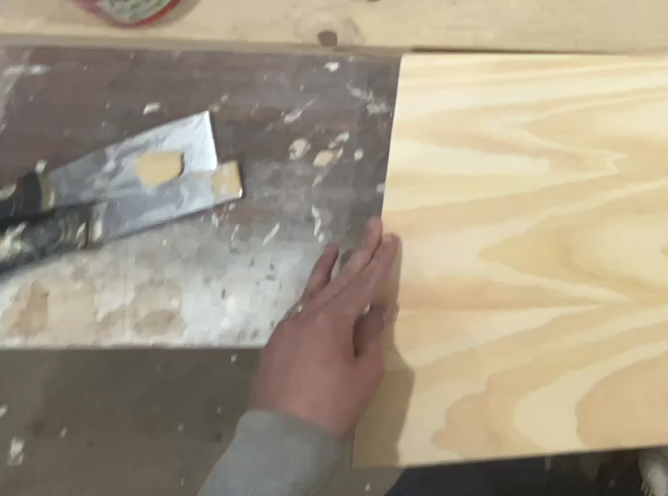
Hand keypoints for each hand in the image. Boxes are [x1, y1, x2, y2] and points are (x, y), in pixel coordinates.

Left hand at [249, 218, 401, 436]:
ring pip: (313, 290)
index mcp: (333, 320)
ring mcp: (288, 329)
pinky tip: (317, 292)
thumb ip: (370, 336)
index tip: (392, 237)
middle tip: (373, 224)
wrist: (280, 443)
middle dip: (360, 251)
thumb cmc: (332, 408)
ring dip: (328, 267)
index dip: (380, 260)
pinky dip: (312, 295)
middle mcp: (308, 316)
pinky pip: (299, 310)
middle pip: (341, 277)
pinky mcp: (275, 345)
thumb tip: (375, 312)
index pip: (364, 282)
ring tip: (336, 245)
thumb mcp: (365, 373)